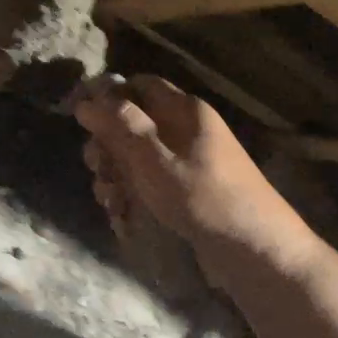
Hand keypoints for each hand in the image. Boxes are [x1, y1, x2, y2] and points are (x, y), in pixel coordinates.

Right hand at [75, 75, 316, 282]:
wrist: (256, 251)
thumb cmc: (204, 197)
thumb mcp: (154, 159)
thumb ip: (120, 126)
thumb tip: (87, 100)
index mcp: (184, 111)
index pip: (138, 85)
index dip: (107, 97)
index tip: (81, 120)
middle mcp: (185, 129)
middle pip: (131, 123)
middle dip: (106, 146)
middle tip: (98, 169)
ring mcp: (186, 161)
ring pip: (134, 156)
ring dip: (114, 175)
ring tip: (111, 201)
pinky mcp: (185, 189)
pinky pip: (148, 181)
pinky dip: (131, 194)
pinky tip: (122, 215)